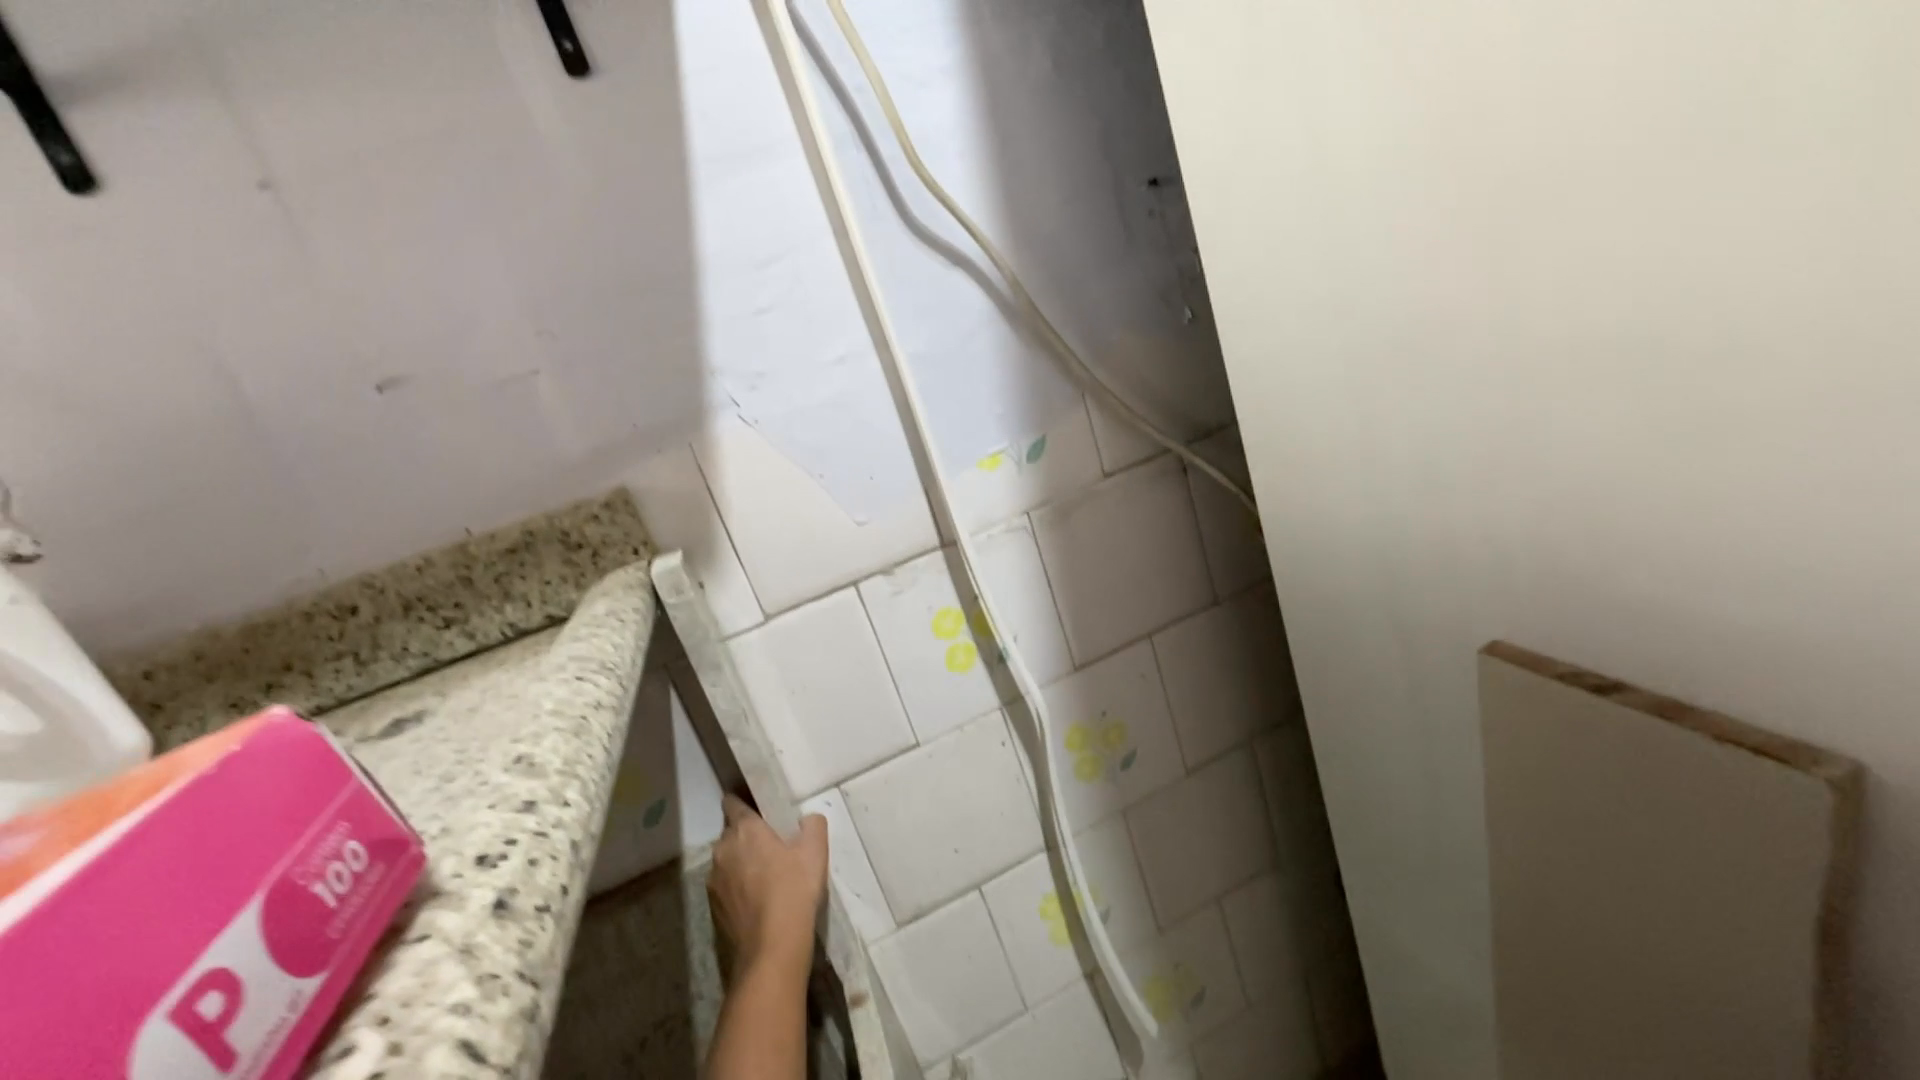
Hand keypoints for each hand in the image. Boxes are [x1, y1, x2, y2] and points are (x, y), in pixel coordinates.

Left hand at [708, 795, 828, 980]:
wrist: (772, 947)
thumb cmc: (794, 890)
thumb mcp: (815, 851)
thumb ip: (812, 825)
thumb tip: (807, 819)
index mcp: (744, 830)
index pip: (732, 803)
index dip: (742, 802)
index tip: (757, 808)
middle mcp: (722, 850)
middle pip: (730, 833)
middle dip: (745, 835)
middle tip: (770, 843)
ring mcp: (713, 881)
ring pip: (726, 861)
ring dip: (740, 862)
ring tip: (764, 875)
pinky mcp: (713, 907)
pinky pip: (725, 886)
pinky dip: (737, 887)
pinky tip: (757, 900)